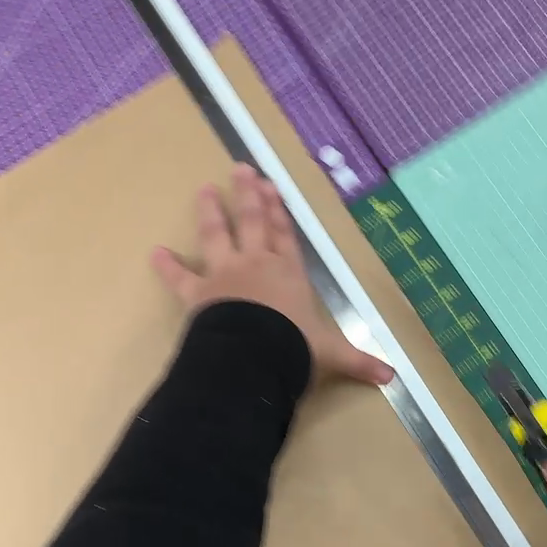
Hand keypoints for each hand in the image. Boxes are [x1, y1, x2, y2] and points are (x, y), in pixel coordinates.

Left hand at [153, 165, 392, 385]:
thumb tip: (391, 378)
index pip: (286, 237)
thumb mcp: (331, 354)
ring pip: (217, 236)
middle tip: (240, 169)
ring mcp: (225, 275)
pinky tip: (155, 252)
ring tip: (204, 190)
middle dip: (248, 195)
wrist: (254, 357)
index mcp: (289, 274)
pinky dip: (167, 266)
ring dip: (211, 213)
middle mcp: (257, 265)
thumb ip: (359, 362)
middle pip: (253, 223)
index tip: (273, 187)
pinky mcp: (199, 293)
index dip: (280, 212)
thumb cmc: (294, 347)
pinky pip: (180, 277)